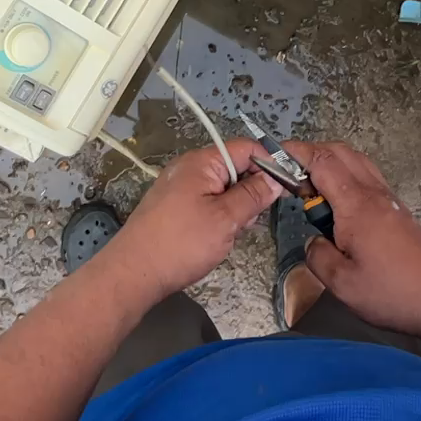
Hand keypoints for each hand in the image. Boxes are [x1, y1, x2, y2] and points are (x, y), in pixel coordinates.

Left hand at [102, 140, 282, 301]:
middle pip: (234, 166)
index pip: (245, 147)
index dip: (269, 163)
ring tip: (232, 233)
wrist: (134, 273)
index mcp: (202, 162)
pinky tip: (218, 237)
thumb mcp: (226, 219)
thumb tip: (275, 178)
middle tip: (252, 219)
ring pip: (222, 187)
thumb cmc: (181, 243)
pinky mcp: (174, 206)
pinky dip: (220, 215)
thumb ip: (253, 195)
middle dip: (251, 190)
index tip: (286, 187)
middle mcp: (190, 167)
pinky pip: (207, 201)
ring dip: (235, 207)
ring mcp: (180, 186)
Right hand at [286, 141, 420, 339]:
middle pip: (339, 152)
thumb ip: (317, 256)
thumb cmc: (393, 293)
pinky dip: (346, 175)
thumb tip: (313, 242)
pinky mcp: (397, 210)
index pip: (321, 161)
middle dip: (310, 153)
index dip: (295, 154)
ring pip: (356, 161)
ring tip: (311, 187)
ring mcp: (388, 199)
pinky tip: (338, 203)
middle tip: (289, 173)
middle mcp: (373, 192)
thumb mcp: (342, 284)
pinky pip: (367, 176)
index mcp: (356, 204)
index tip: (274, 158)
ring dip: (330, 162)